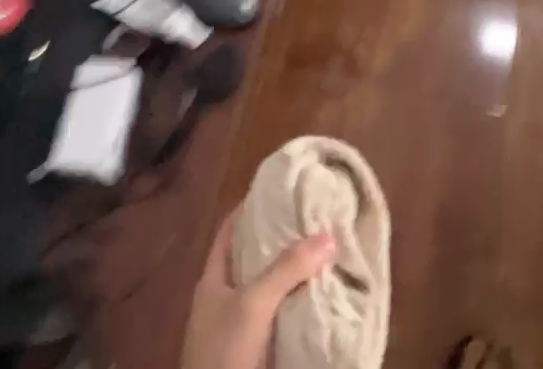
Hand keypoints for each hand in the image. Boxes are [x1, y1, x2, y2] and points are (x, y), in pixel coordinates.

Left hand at [182, 207, 336, 368]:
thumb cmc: (224, 352)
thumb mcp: (253, 304)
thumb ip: (286, 269)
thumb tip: (328, 235)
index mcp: (213, 280)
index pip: (230, 231)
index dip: (252, 208)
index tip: (282, 190)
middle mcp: (227, 298)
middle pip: (256, 258)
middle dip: (284, 239)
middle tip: (316, 218)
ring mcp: (243, 325)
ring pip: (273, 288)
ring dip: (297, 273)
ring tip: (329, 248)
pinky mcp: (260, 348)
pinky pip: (284, 315)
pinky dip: (303, 303)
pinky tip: (326, 293)